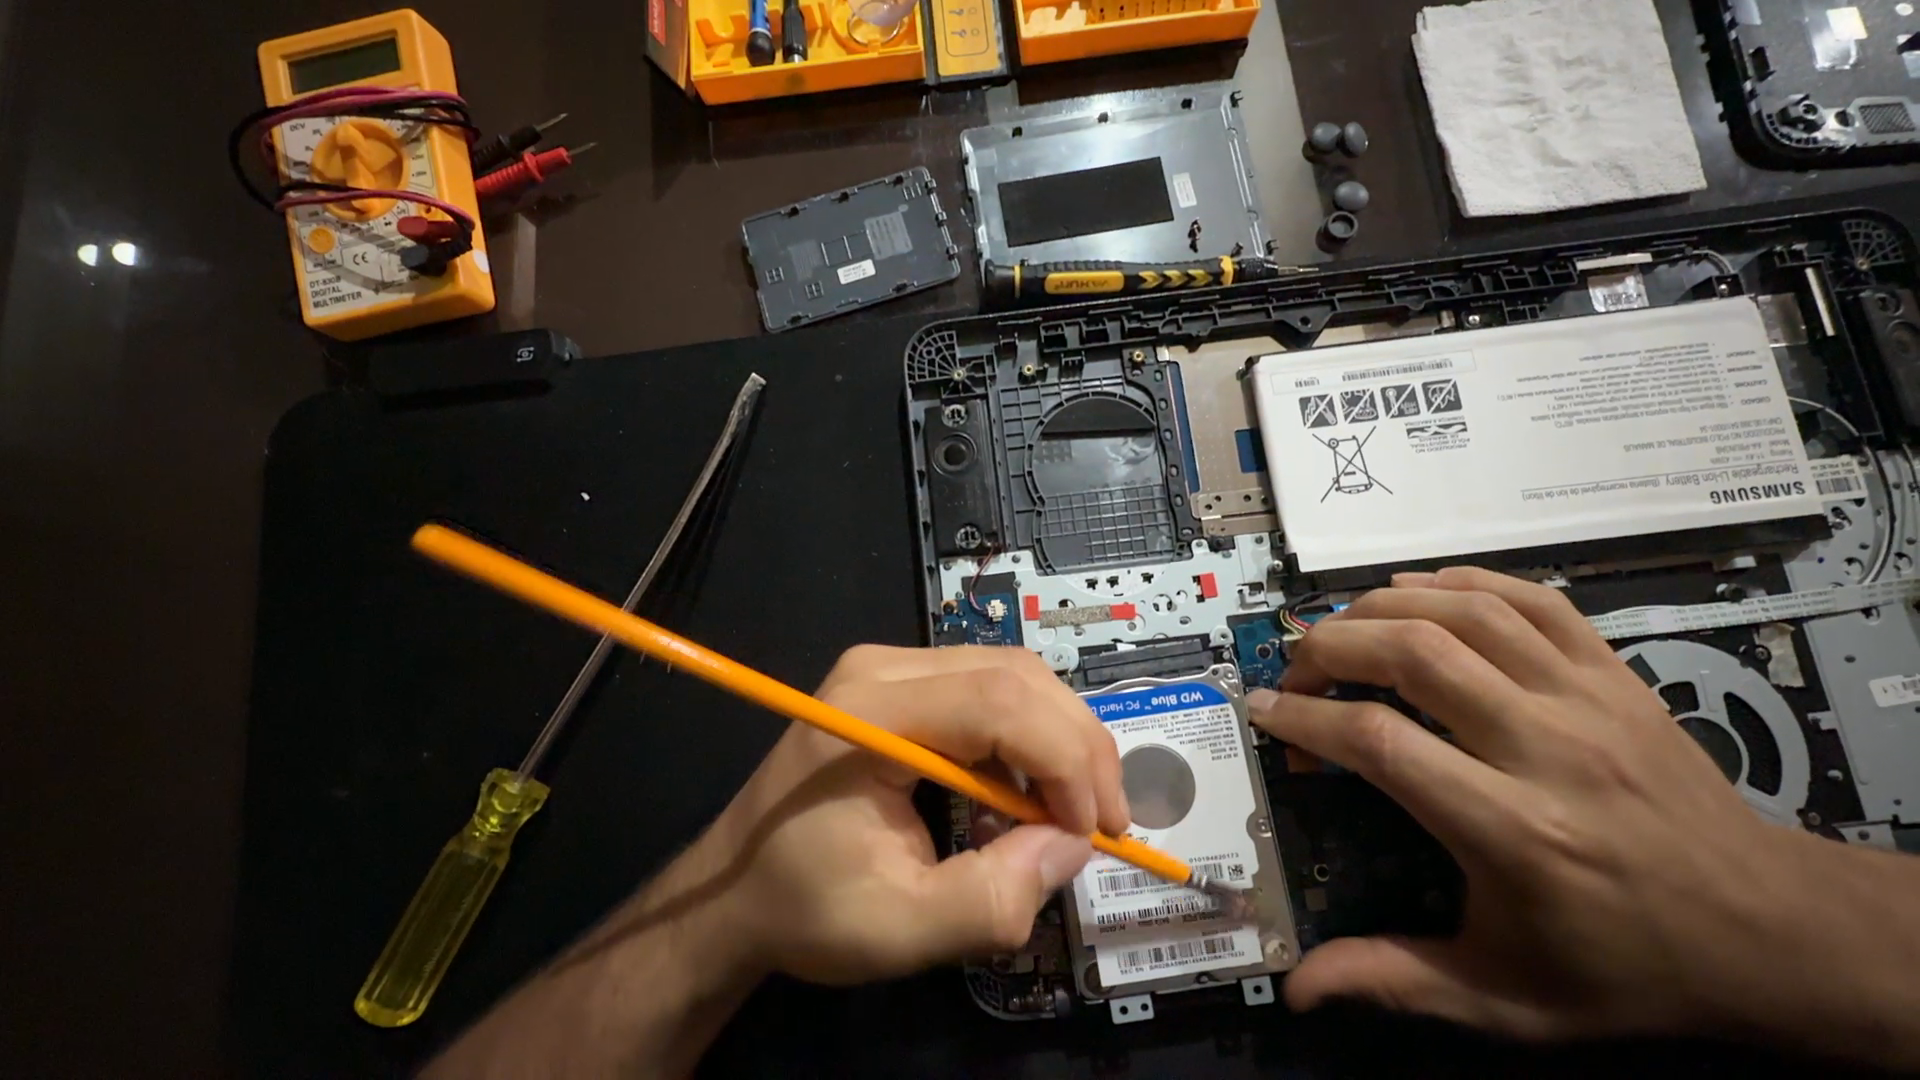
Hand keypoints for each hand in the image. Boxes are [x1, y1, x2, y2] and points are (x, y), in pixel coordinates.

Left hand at [703, 644, 1129, 984]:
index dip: (1064, 758)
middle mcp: (883, 667)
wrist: (732, 888)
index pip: (998, 700)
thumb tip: (1071, 847)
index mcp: (872, 712)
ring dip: (1057, 741)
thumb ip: (992, 898)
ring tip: (1066, 814)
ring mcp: (890, 668)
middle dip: (1076, 746)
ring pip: (1011, 677)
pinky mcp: (900, 685)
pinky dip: (1026, 740)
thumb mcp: (899, 928)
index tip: (1093, 831)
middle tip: (1104, 821)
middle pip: (1015, 676)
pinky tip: (1019, 796)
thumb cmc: (804, 907)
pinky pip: (990, 691)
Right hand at [1248, 567, 1809, 1039]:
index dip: (1304, 719)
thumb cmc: (1626, 966)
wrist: (1774, 933)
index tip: (1264, 712)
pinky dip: (1462, 582)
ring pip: (1465, 613)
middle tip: (1297, 669)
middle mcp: (1547, 748)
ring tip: (1342, 629)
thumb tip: (1296, 990)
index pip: (1380, 743)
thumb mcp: (1505, 998)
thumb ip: (1393, 980)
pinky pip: (1531, 600)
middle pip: (1414, 654)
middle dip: (1331, 648)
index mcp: (1513, 829)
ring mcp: (1588, 700)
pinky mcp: (1615, 676)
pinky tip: (1418, 592)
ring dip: (1384, 606)